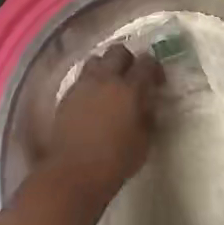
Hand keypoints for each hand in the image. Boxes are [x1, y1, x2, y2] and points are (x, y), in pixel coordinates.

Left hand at [44, 45, 164, 196]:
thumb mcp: (144, 142)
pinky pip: (82, 77)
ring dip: (106, 67)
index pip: (146, 63)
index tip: (156, 81)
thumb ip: (148, 116)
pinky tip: (93, 99)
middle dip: (128, 60)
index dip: (154, 68)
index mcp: (130, 89)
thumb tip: (148, 103)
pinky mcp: (67, 94)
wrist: (74, 173)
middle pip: (118, 51)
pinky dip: (90, 82)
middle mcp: (106, 79)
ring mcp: (84, 84)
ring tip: (110, 84)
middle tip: (132, 77)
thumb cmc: (115, 162)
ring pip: (96, 59)